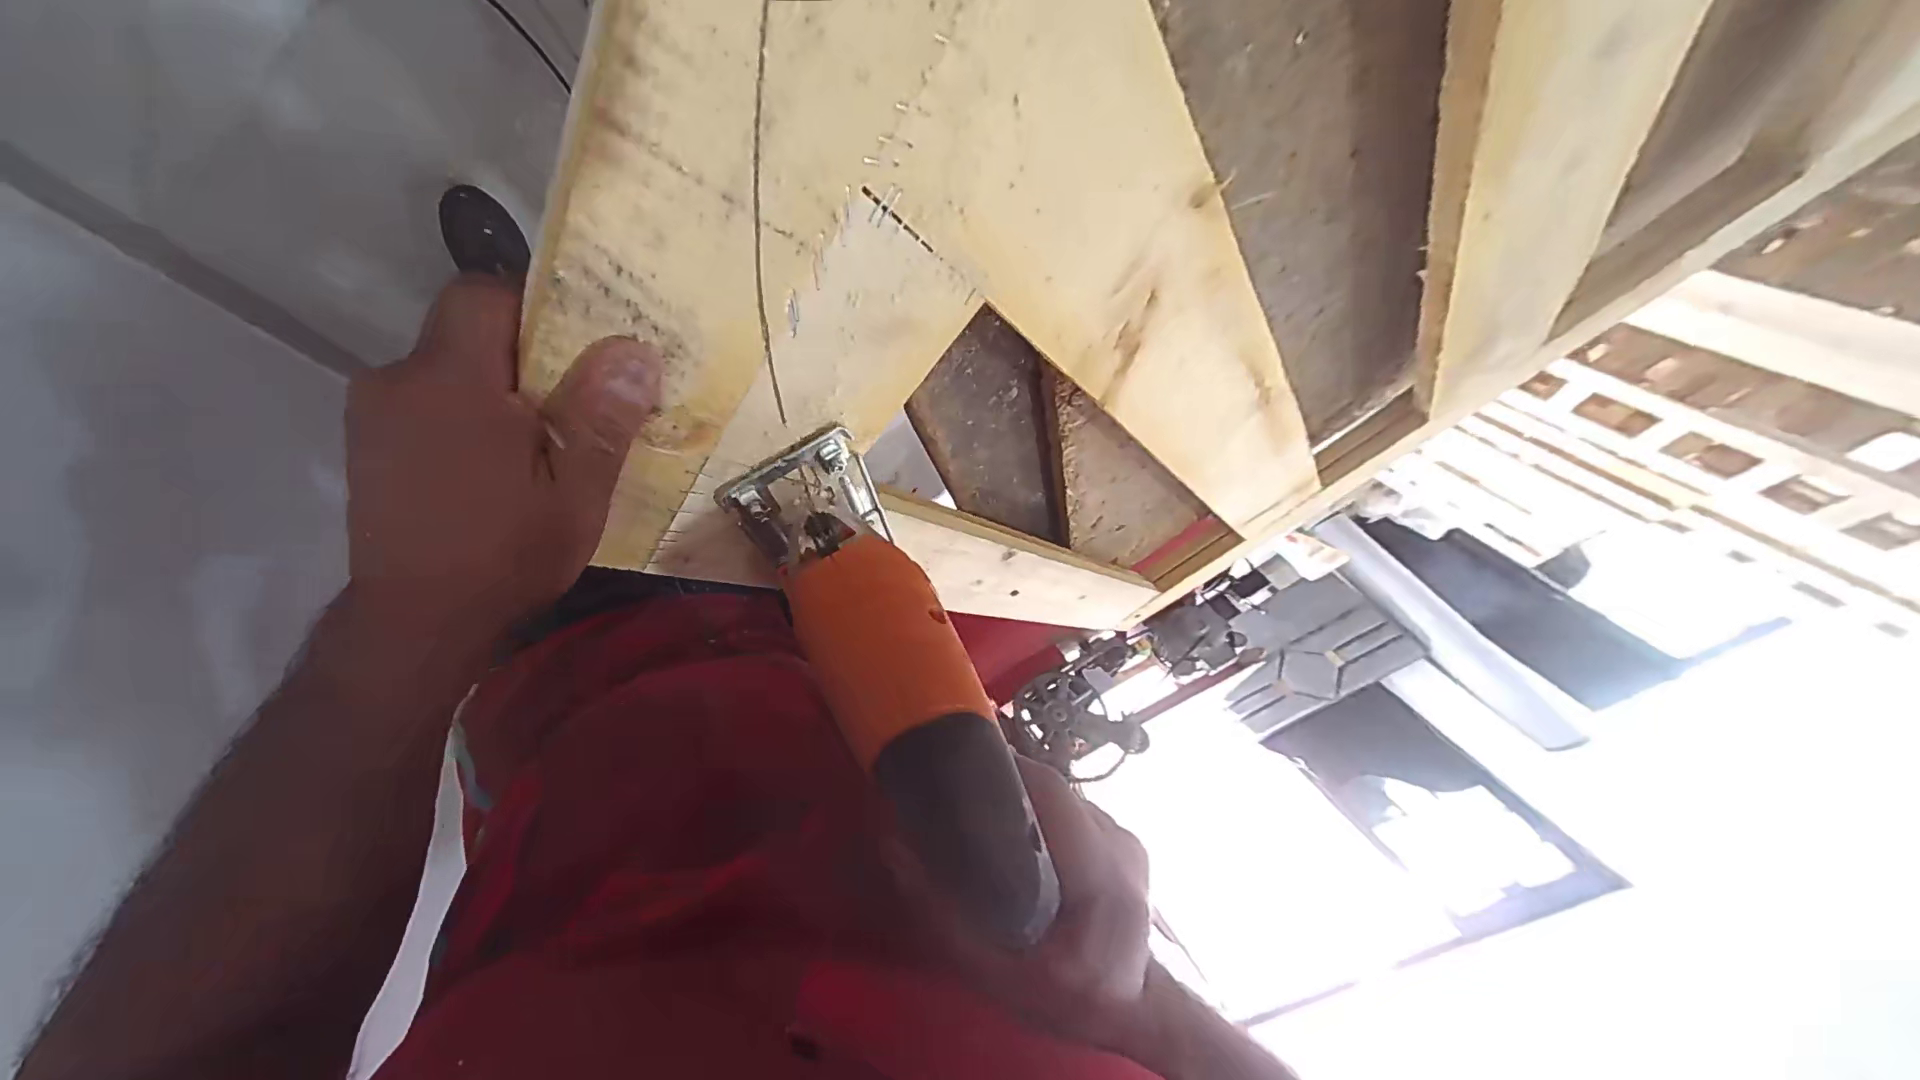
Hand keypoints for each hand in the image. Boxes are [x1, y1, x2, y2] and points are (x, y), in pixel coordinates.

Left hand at [346, 275, 661, 640]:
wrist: (418, 623)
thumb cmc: (507, 553)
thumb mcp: (576, 492)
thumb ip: (602, 417)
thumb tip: (637, 350)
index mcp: (451, 381)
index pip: (483, 293)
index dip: (537, 305)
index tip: (584, 344)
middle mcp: (398, 379)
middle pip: (468, 332)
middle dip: (529, 355)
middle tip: (583, 400)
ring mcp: (375, 413)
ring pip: (451, 369)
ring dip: (501, 389)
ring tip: (548, 440)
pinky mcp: (371, 444)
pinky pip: (431, 402)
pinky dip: (471, 414)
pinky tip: (501, 465)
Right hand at [901, 756, 1155, 1054]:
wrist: (1132, 1010)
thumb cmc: (1064, 999)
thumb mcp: (994, 973)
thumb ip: (943, 914)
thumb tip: (895, 847)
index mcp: (1102, 879)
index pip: (1051, 793)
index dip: (1007, 768)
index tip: (964, 758)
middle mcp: (1121, 847)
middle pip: (1056, 791)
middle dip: (1010, 782)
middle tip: (965, 784)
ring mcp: (1129, 841)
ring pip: (1066, 799)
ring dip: (1029, 798)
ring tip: (990, 805)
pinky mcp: (1127, 841)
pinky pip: (1077, 812)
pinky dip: (1047, 814)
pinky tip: (1023, 830)